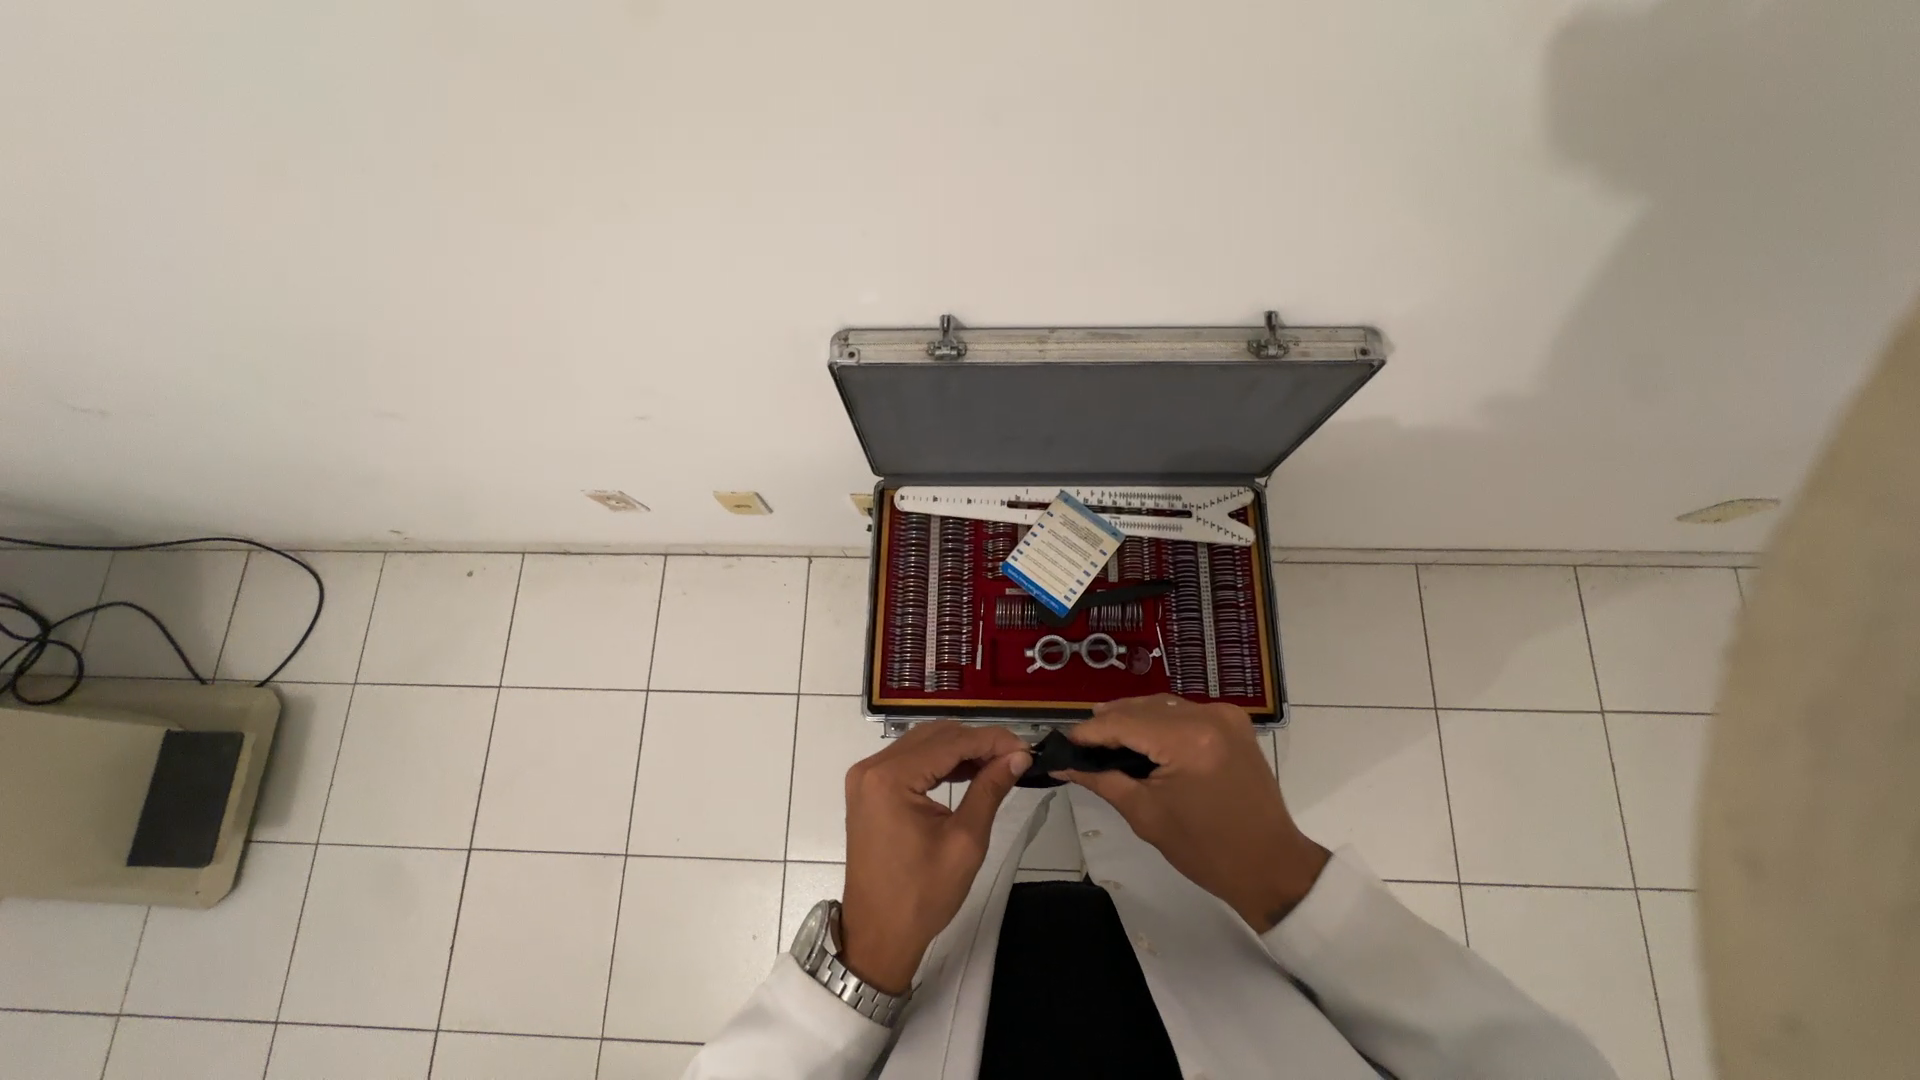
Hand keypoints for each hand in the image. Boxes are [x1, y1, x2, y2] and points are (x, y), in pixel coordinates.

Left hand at [839, 721, 1032, 994]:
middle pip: (934, 736)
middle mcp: (872, 767)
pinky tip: (968, 771)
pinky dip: (939, 762)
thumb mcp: (965, 841)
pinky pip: (909, 761)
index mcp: (890, 778)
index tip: (1027, 748)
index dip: (992, 740)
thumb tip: (1018, 756)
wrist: (878, 933)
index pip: (950, 742)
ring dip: (960, 749)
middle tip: (1016, 757)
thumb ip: (990, 789)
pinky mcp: (869, 789)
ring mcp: (866, 777)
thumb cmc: (922, 895)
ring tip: (998, 763)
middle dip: (977, 741)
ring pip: (922, 744)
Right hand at [1059, 694, 1329, 931]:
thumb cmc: (1204, 849)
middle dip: (1108, 723)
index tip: (1062, 743)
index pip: (1123, 723)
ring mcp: (1225, 716)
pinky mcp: (1233, 723)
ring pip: (1162, 705)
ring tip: (1103, 739)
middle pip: (1142, 708)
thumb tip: (1064, 765)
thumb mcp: (1145, 814)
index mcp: (1187, 740)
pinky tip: (1140, 736)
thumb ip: (1102, 780)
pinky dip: (1159, 721)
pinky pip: (1184, 712)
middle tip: (1078, 744)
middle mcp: (1208, 716)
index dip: (1089, 732)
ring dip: (1132, 718)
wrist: (1269, 865)